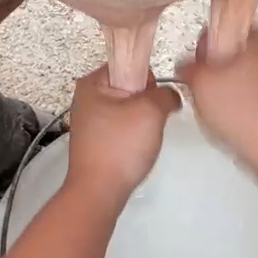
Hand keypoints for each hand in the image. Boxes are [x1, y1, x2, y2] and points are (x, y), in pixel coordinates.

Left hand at [65, 64, 181, 207]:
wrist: (99, 193)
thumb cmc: (121, 145)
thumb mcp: (151, 110)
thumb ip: (166, 94)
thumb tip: (170, 97)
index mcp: (92, 82)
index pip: (129, 64)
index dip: (148, 79)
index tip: (155, 100)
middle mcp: (87, 98)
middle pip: (129, 87)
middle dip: (147, 102)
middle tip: (152, 121)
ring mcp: (90, 121)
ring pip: (128, 109)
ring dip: (142, 121)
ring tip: (145, 138)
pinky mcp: (95, 141)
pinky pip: (122, 128)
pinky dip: (133, 136)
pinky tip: (137, 149)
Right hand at [177, 26, 257, 176]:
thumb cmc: (238, 108)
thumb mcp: (200, 81)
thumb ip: (187, 64)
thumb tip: (186, 65)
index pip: (222, 26)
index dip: (204, 46)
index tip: (199, 66)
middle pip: (230, 49)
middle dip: (213, 66)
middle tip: (204, 86)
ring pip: (238, 70)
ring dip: (223, 84)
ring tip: (215, 103)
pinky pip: (249, 88)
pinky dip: (237, 97)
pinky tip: (228, 114)